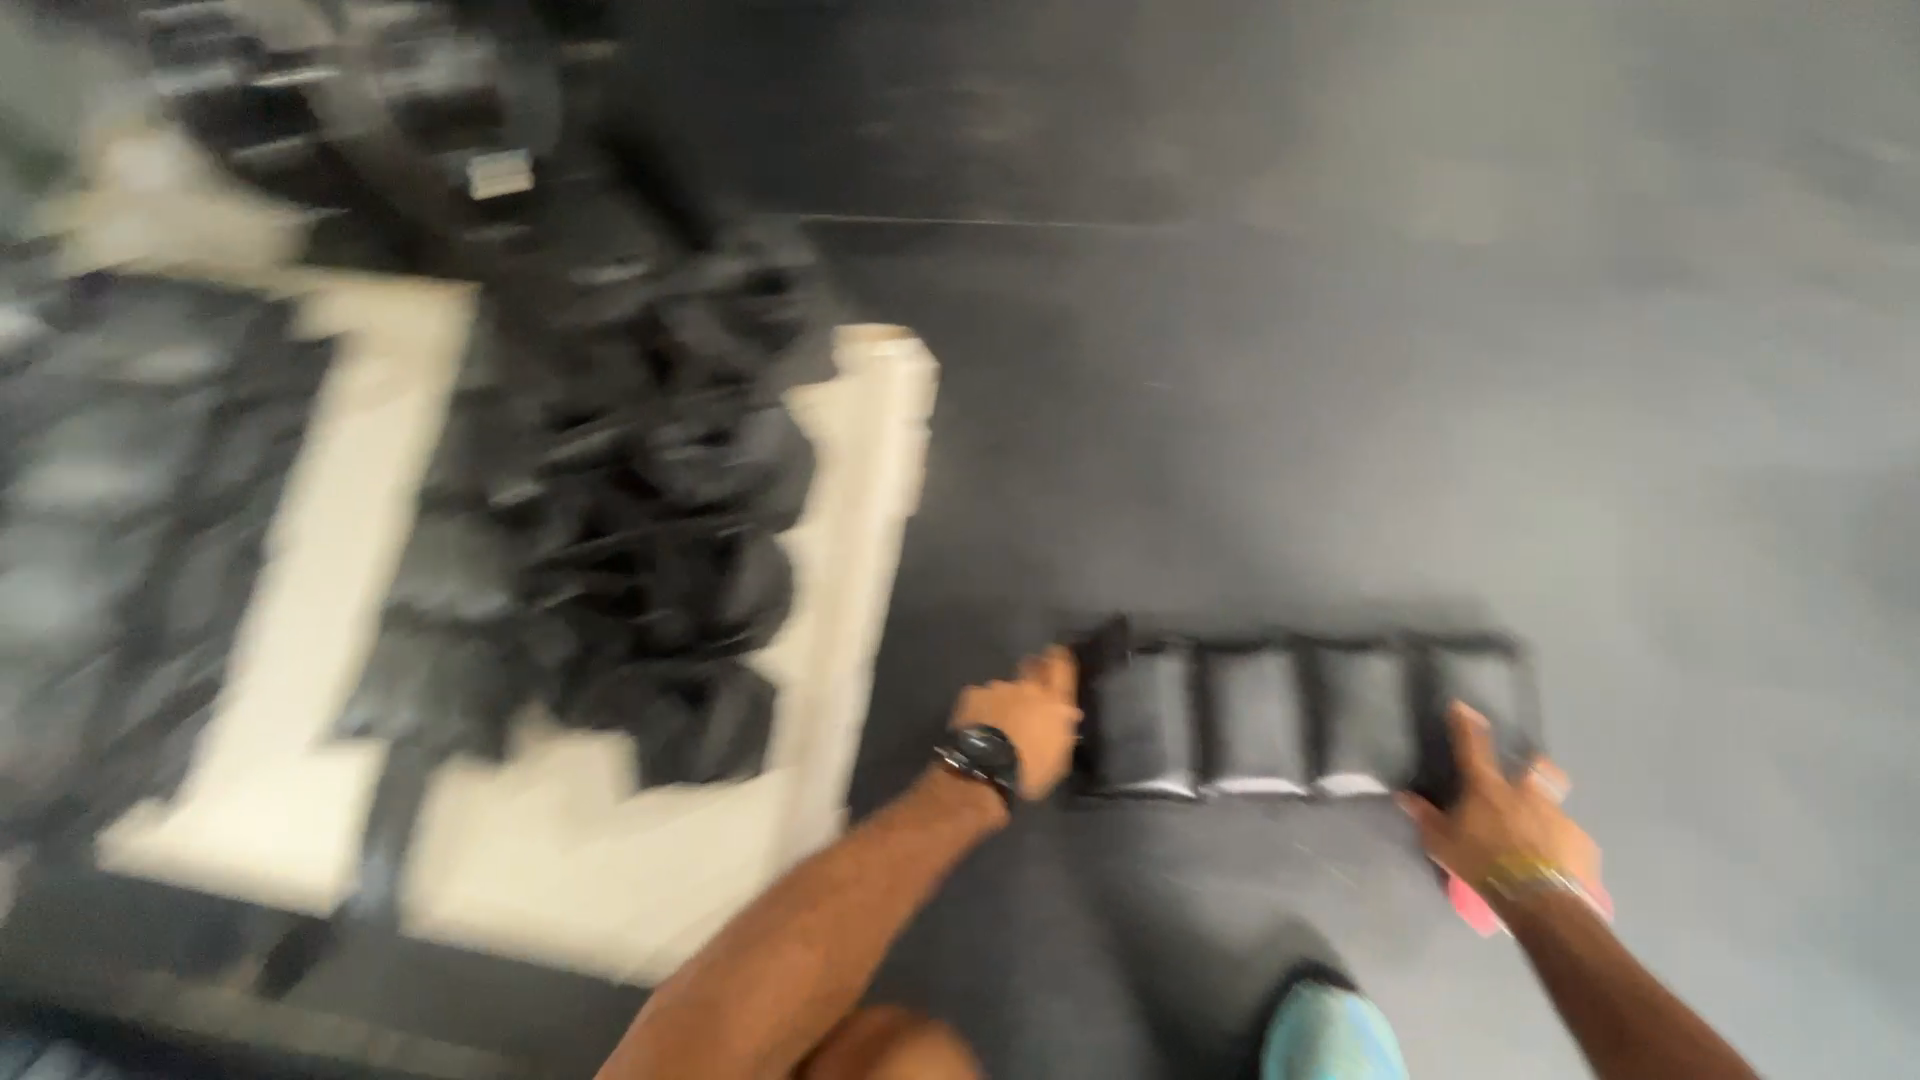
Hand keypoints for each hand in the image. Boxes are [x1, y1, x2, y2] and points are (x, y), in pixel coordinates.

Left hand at [949, 646, 1082, 799]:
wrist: (987, 770)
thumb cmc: (1032, 770)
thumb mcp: (1059, 756)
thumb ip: (1063, 729)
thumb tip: (1068, 714)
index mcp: (1054, 701)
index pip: (1062, 666)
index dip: (1059, 656)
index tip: (1056, 653)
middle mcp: (1028, 687)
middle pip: (1032, 668)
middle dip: (1030, 672)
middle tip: (1024, 694)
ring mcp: (999, 688)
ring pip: (1003, 689)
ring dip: (1003, 701)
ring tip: (995, 724)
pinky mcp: (973, 694)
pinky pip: (980, 698)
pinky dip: (981, 709)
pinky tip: (977, 726)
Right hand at [1397, 703, 1599, 893]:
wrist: (1539, 899)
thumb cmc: (1482, 863)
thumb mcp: (1441, 843)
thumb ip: (1425, 817)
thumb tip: (1404, 796)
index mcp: (1487, 790)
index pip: (1473, 748)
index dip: (1466, 726)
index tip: (1463, 707)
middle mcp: (1526, 795)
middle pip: (1537, 768)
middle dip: (1536, 766)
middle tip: (1531, 776)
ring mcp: (1559, 817)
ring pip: (1553, 809)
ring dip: (1544, 819)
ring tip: (1538, 843)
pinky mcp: (1583, 843)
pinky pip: (1570, 841)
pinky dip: (1561, 848)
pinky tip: (1554, 866)